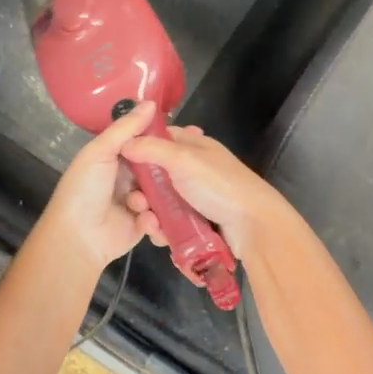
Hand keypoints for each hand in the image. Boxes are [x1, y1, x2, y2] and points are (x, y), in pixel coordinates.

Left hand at [37, 99, 164, 266]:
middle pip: (155, 168)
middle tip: (180, 168)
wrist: (79, 236)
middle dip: (164, 170)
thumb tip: (150, 102)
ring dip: (154, 197)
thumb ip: (125, 128)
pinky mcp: (143, 225)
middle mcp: (124, 178)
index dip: (158, 138)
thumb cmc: (85, 189)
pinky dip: (154, 219)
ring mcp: (135, 202)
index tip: (182, 133)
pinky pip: (159, 217)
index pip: (141, 143)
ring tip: (139, 202)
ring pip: (161, 193)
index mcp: (112, 158)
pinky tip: (143, 219)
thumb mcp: (100, 152)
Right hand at [119, 124, 289, 256]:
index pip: (160, 139)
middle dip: (143, 189)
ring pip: (162, 201)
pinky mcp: (197, 220)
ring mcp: (195, 196)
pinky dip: (164, 227)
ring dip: (151, 212)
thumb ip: (152, 149)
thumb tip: (125, 142)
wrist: (253, 225)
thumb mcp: (184, 159)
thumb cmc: (219, 185)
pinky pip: (171, 221)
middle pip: (157, 173)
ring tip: (149, 223)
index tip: (119, 160)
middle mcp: (193, 168)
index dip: (139, 146)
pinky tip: (160, 234)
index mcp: (194, 145)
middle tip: (136, 202)